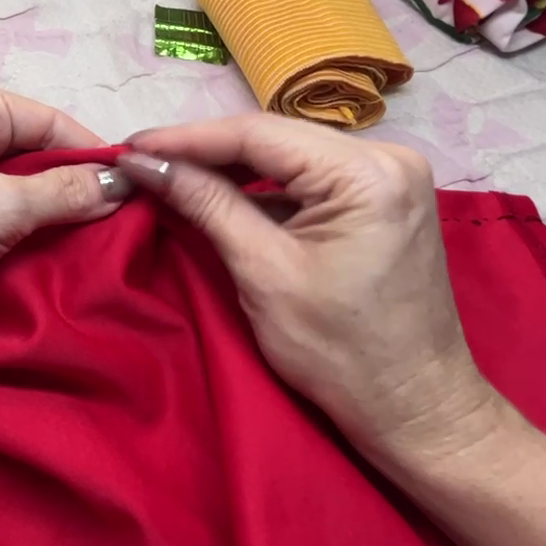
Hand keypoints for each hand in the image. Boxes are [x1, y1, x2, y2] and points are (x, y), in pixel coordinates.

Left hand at [0, 83, 130, 319]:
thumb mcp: (5, 208)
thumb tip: (120, 184)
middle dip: (69, 181)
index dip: (92, 154)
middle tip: (113, 217)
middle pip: (32, 147)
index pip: (50, 120)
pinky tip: (42, 241)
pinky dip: (17, 216)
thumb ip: (67, 192)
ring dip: (45, 203)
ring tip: (86, 233)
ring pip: (13, 175)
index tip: (133, 188)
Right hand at [117, 115, 502, 462]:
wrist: (416, 412)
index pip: (256, 134)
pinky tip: (216, 187)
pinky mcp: (379, 193)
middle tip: (141, 158)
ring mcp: (387, 172)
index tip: (129, 146)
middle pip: (271, 137)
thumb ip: (204, 203)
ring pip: (284, 152)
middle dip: (201, 149)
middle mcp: (385, 155)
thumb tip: (143, 162)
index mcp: (366, 172)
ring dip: (225, 163)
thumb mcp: (262, 271)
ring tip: (166, 169)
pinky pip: (304, 173)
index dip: (185, 138)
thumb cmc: (341, 353)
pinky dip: (258, 183)